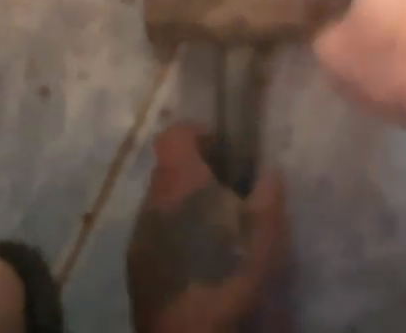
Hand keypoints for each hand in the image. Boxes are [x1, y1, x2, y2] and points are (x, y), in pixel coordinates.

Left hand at [127, 123, 286, 332]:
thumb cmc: (228, 274)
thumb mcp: (267, 230)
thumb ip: (269, 192)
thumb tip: (268, 171)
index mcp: (181, 181)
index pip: (174, 134)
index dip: (197, 132)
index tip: (222, 145)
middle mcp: (151, 202)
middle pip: (168, 169)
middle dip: (196, 172)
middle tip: (229, 189)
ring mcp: (139, 237)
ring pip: (161, 204)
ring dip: (185, 206)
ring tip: (216, 228)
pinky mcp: (136, 269)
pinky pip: (156, 235)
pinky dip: (175, 235)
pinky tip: (199, 259)